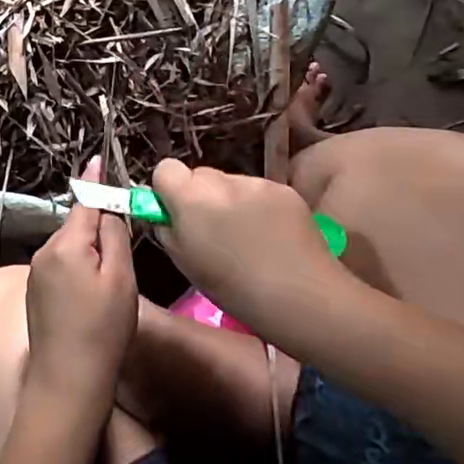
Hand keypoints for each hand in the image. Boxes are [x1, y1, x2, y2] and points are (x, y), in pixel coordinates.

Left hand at [25, 157, 137, 407]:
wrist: (68, 379)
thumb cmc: (103, 328)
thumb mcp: (121, 278)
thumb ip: (114, 236)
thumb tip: (107, 210)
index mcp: (65, 244)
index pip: (83, 202)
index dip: (94, 182)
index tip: (98, 160)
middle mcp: (44, 251)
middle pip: (76, 225)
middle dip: (97, 226)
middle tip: (125, 247)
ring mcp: (36, 272)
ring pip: (69, 246)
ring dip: (89, 249)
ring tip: (111, 278)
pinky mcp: (35, 291)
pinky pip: (61, 265)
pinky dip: (78, 266)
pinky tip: (92, 292)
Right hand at [150, 158, 353, 332]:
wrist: (299, 295)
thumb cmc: (231, 287)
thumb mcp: (182, 261)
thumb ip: (166, 227)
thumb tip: (164, 213)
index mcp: (190, 198)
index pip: (165, 168)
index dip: (167, 189)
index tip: (175, 212)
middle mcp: (222, 181)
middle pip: (200, 175)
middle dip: (200, 195)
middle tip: (211, 229)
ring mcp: (256, 183)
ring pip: (230, 183)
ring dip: (229, 201)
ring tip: (245, 237)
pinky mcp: (284, 189)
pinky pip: (258, 191)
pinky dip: (257, 207)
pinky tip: (269, 235)